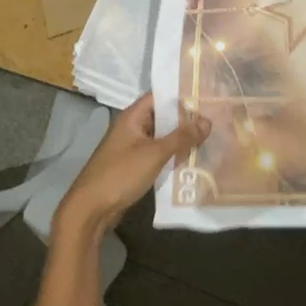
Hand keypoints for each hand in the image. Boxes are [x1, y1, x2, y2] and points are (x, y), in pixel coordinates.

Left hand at [56, 95, 209, 235]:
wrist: (91, 209)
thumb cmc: (121, 174)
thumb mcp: (155, 153)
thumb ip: (181, 137)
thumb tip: (207, 121)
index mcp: (132, 117)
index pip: (160, 97)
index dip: (182, 95)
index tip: (207, 97)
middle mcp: (132, 128)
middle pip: (162, 117)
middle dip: (186, 120)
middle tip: (215, 119)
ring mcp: (132, 148)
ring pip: (161, 137)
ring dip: (181, 139)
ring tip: (210, 138)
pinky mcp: (134, 166)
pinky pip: (157, 154)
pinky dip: (172, 155)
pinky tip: (192, 159)